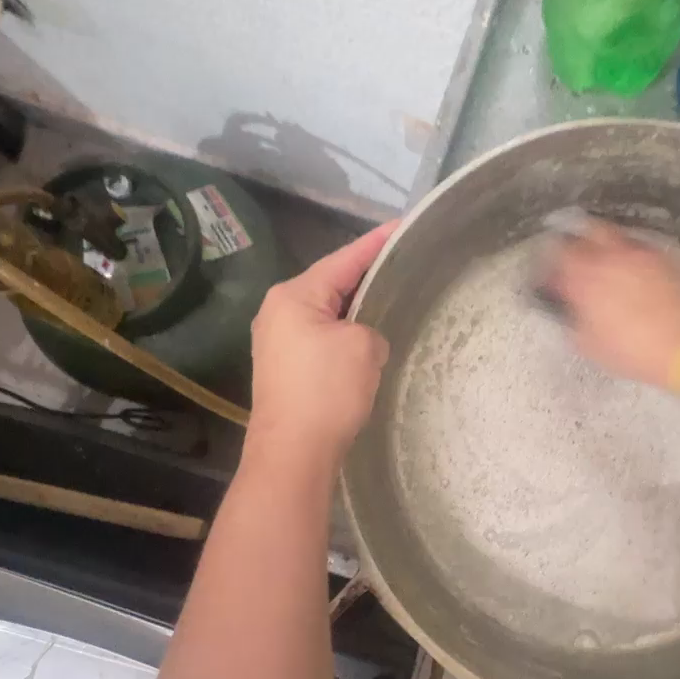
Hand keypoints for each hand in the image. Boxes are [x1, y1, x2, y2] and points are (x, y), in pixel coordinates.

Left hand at [248, 222, 394, 460]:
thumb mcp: (364, 348)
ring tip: (388, 300)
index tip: (402, 226)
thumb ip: (370, 329)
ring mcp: (277, 341)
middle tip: (401, 264)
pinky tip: (365, 342)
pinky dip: (344, 335)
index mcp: (294, 296)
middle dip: (365, 275)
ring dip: (355, 309)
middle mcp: (278, 312)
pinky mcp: (283, 369)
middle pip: (331, 283)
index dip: (376, 243)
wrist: (292, 452)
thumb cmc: (326, 392)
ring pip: (326, 313)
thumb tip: (361, 342)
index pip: (344, 259)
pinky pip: (320, 338)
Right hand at [547, 220, 679, 385]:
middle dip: (576, 238)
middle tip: (572, 250)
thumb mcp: (589, 344)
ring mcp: (639, 255)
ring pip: (614, 233)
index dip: (550, 261)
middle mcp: (610, 258)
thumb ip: (573, 321)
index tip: (550, 271)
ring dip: (602, 240)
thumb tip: (570, 311)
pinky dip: (629, 251)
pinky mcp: (664, 259)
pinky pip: (640, 246)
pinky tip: (631, 265)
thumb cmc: (632, 351)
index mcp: (585, 279)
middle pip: (585, 231)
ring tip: (601, 255)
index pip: (557, 256)